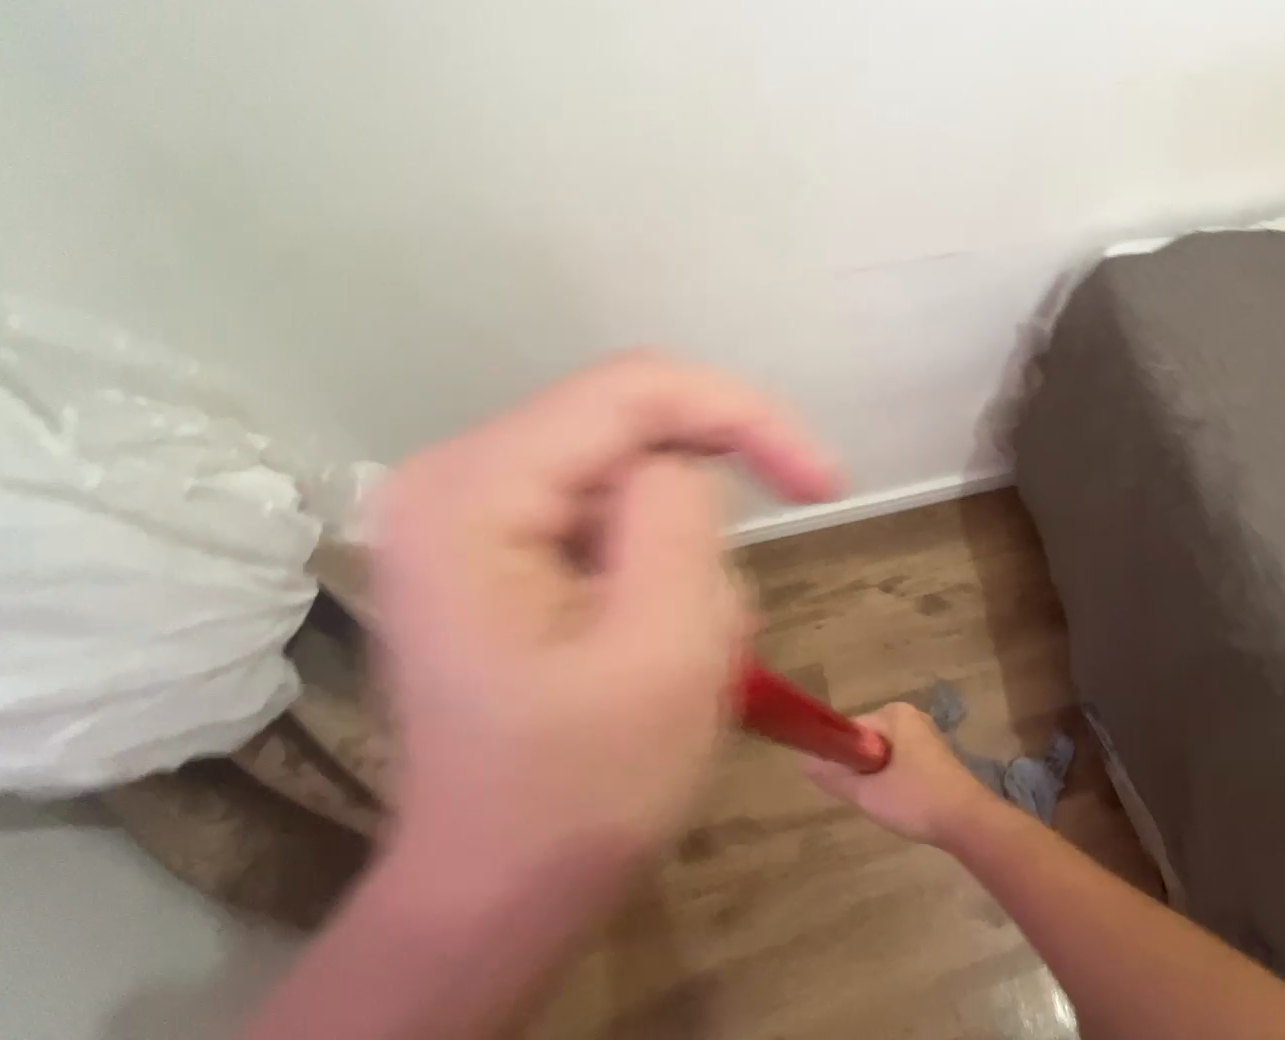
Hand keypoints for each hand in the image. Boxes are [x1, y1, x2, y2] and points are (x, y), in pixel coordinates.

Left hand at [371, 353, 837, 904]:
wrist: (497, 894)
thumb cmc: (580, 792)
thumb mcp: (663, 652)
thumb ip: (680, 520)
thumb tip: (688, 465)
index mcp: (473, 492)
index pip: (634, 391)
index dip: (746, 418)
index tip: (827, 488)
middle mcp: (457, 482)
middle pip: (632, 433)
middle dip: (709, 518)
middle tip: (732, 620)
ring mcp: (475, 520)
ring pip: (636, 485)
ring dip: (691, 564)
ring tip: (692, 658)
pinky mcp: (503, 556)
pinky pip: (616, 527)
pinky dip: (666, 581)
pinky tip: (662, 654)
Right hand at [802, 703, 1003, 847]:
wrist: (969, 822)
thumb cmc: (916, 800)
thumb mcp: (867, 793)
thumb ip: (834, 776)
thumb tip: (803, 762)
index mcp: (895, 714)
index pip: (850, 730)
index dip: (840, 757)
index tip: (843, 784)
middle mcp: (912, 717)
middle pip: (867, 742)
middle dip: (861, 770)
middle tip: (868, 797)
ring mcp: (926, 736)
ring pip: (884, 756)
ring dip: (878, 778)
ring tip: (887, 802)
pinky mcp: (936, 756)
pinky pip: (901, 763)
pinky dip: (895, 781)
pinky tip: (902, 803)